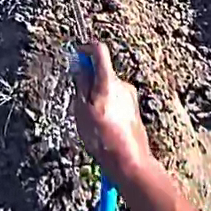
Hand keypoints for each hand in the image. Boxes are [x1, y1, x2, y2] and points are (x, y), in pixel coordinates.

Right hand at [73, 42, 156, 184]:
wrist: (130, 161)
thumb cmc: (103, 138)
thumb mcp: (82, 111)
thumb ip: (81, 85)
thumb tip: (81, 68)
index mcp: (108, 81)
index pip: (99, 50)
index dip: (86, 49)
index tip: (77, 56)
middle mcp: (122, 84)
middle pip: (103, 71)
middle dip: (89, 81)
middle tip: (79, 102)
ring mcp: (130, 96)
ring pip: (108, 87)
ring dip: (98, 96)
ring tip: (92, 121)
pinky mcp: (133, 108)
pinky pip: (116, 99)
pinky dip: (107, 106)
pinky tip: (103, 127)